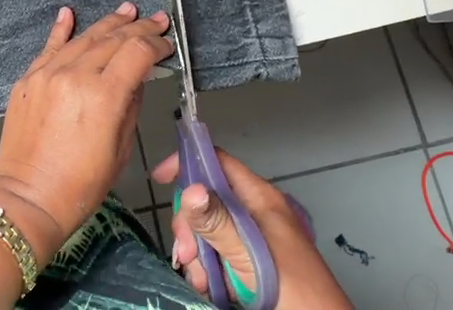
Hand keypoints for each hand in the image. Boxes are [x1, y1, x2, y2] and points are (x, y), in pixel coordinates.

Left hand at [0, 3, 173, 265]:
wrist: (28, 198)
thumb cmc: (80, 185)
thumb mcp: (120, 150)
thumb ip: (130, 106)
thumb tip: (137, 78)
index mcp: (103, 97)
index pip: (136, 53)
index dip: (156, 45)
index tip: (167, 44)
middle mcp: (74, 76)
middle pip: (112, 40)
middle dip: (137, 29)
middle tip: (155, 19)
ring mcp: (48, 74)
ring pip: (83, 38)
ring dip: (107, 23)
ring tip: (126, 10)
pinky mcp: (28, 78)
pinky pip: (49, 46)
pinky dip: (61, 28)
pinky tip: (69, 12)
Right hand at [153, 148, 350, 309]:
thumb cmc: (292, 291)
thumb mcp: (249, 256)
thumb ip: (217, 222)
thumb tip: (189, 189)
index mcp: (259, 199)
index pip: (217, 161)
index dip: (188, 162)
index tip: (160, 180)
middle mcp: (254, 213)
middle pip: (206, 199)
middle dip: (189, 225)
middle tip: (186, 254)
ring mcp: (253, 238)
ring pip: (208, 230)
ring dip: (197, 253)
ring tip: (201, 280)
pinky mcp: (251, 263)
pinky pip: (218, 254)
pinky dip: (208, 268)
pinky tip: (208, 286)